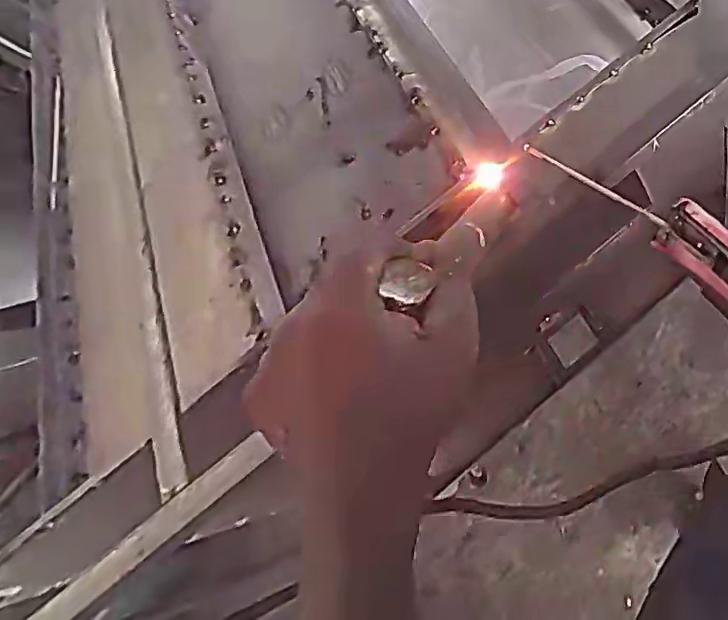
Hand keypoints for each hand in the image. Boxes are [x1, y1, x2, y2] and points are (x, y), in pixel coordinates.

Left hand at [243, 251, 478, 508]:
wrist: (363, 497)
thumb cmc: (413, 412)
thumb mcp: (453, 341)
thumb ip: (455, 280)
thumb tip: (468, 231)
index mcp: (336, 308)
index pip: (363, 245)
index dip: (399, 252)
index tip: (425, 279)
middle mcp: (292, 325)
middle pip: (341, 279)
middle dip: (380, 288)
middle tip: (412, 321)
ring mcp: (269, 361)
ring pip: (320, 313)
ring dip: (353, 319)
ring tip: (384, 357)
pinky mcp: (259, 393)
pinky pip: (299, 348)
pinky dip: (326, 351)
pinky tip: (352, 383)